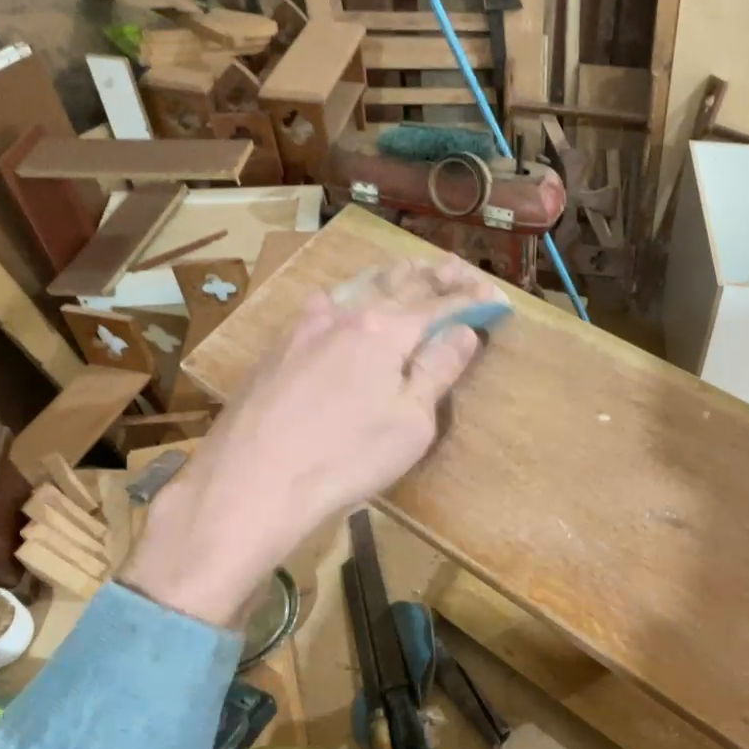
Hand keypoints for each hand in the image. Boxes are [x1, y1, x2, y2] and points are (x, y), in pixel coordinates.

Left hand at [119, 257, 503, 626]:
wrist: (253, 480)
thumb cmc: (346, 458)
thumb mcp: (411, 423)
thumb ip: (437, 371)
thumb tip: (464, 330)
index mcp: (385, 332)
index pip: (439, 305)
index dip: (471, 299)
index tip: (496, 296)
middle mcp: (346, 316)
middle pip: (399, 285)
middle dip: (435, 276)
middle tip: (459, 269)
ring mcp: (305, 328)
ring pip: (357, 289)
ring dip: (391, 278)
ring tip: (410, 271)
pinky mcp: (277, 349)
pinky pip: (322, 307)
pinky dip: (349, 297)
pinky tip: (342, 302)